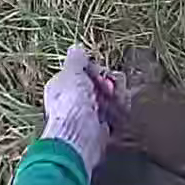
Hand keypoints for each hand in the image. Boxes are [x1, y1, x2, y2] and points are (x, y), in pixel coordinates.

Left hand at [43, 45, 109, 172]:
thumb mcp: (72, 73)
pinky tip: (120, 113)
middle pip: (99, 84)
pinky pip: (115, 116)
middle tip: (110, 89)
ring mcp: (87, 114)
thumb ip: (76, 59)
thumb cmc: (71, 102)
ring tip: (117, 102)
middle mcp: (74, 98)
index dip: (96, 70)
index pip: (84, 71)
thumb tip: (76, 47)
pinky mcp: (101, 129)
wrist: (78, 137)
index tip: (101, 74)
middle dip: (110, 84)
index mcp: (63, 84)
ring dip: (117, 98)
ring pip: (109, 99)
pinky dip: (120, 113)